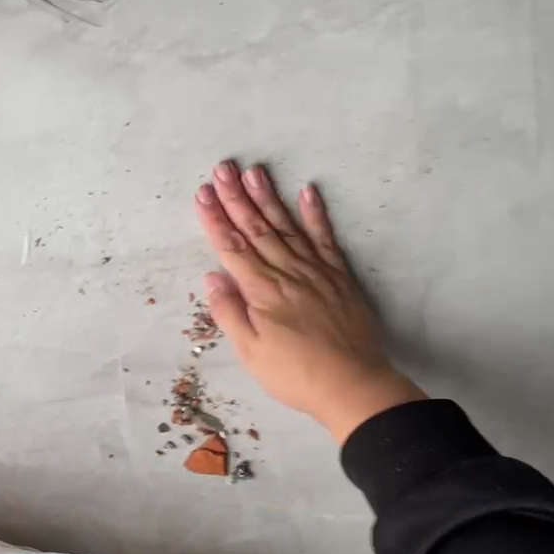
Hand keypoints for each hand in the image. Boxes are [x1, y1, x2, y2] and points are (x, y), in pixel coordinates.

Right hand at [195, 160, 424, 442]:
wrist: (352, 385)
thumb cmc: (294, 374)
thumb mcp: (250, 352)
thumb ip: (230, 312)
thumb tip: (212, 277)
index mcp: (262, 291)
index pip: (231, 248)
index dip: (214, 220)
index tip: (201, 194)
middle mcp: (287, 273)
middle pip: (256, 229)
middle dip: (236, 198)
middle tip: (222, 169)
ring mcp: (316, 271)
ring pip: (286, 226)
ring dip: (268, 198)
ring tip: (253, 172)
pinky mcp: (339, 277)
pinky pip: (325, 239)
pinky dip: (315, 215)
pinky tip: (307, 193)